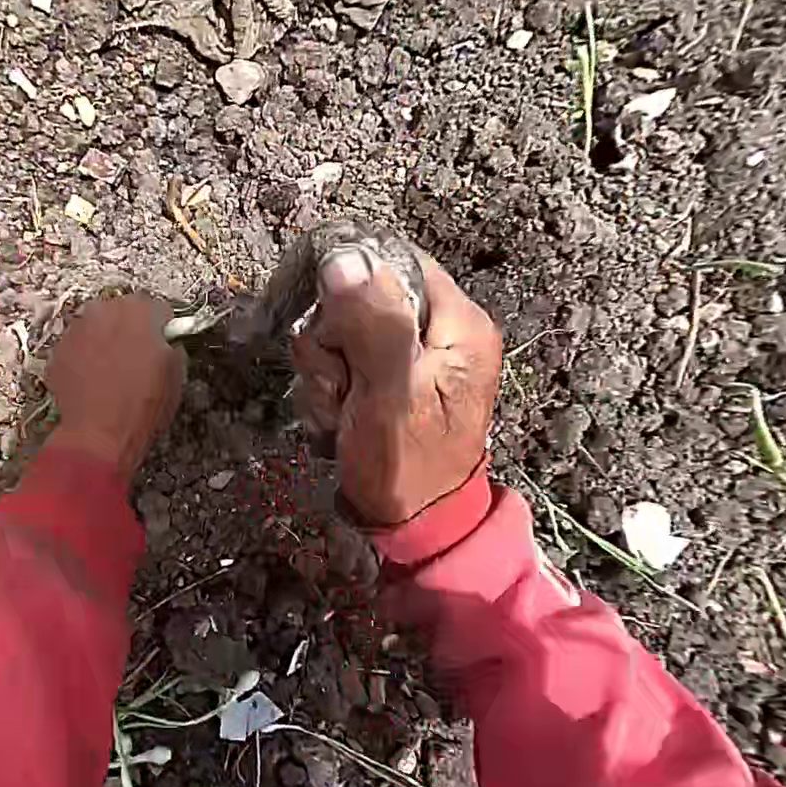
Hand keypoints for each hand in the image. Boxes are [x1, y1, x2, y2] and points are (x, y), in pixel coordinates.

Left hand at [46, 294, 183, 477]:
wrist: (100, 434)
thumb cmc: (144, 404)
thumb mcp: (176, 375)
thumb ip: (171, 347)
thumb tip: (166, 343)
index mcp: (139, 313)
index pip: (158, 308)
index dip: (163, 327)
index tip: (164, 343)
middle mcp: (104, 312)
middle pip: (123, 311)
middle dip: (132, 329)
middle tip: (139, 356)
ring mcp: (76, 330)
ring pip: (97, 327)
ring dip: (107, 340)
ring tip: (114, 370)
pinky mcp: (57, 351)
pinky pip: (78, 347)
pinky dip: (86, 357)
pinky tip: (95, 381)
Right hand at [291, 248, 501, 524]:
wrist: (411, 527)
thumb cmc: (408, 466)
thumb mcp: (392, 396)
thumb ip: (372, 326)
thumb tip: (344, 258)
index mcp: (458, 323)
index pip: (394, 261)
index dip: (352, 286)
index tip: (331, 328)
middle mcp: (438, 332)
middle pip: (359, 298)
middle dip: (334, 346)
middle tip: (344, 389)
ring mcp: (410, 357)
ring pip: (340, 333)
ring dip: (326, 374)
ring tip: (343, 412)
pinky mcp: (387, 380)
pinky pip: (340, 363)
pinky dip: (330, 391)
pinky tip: (340, 419)